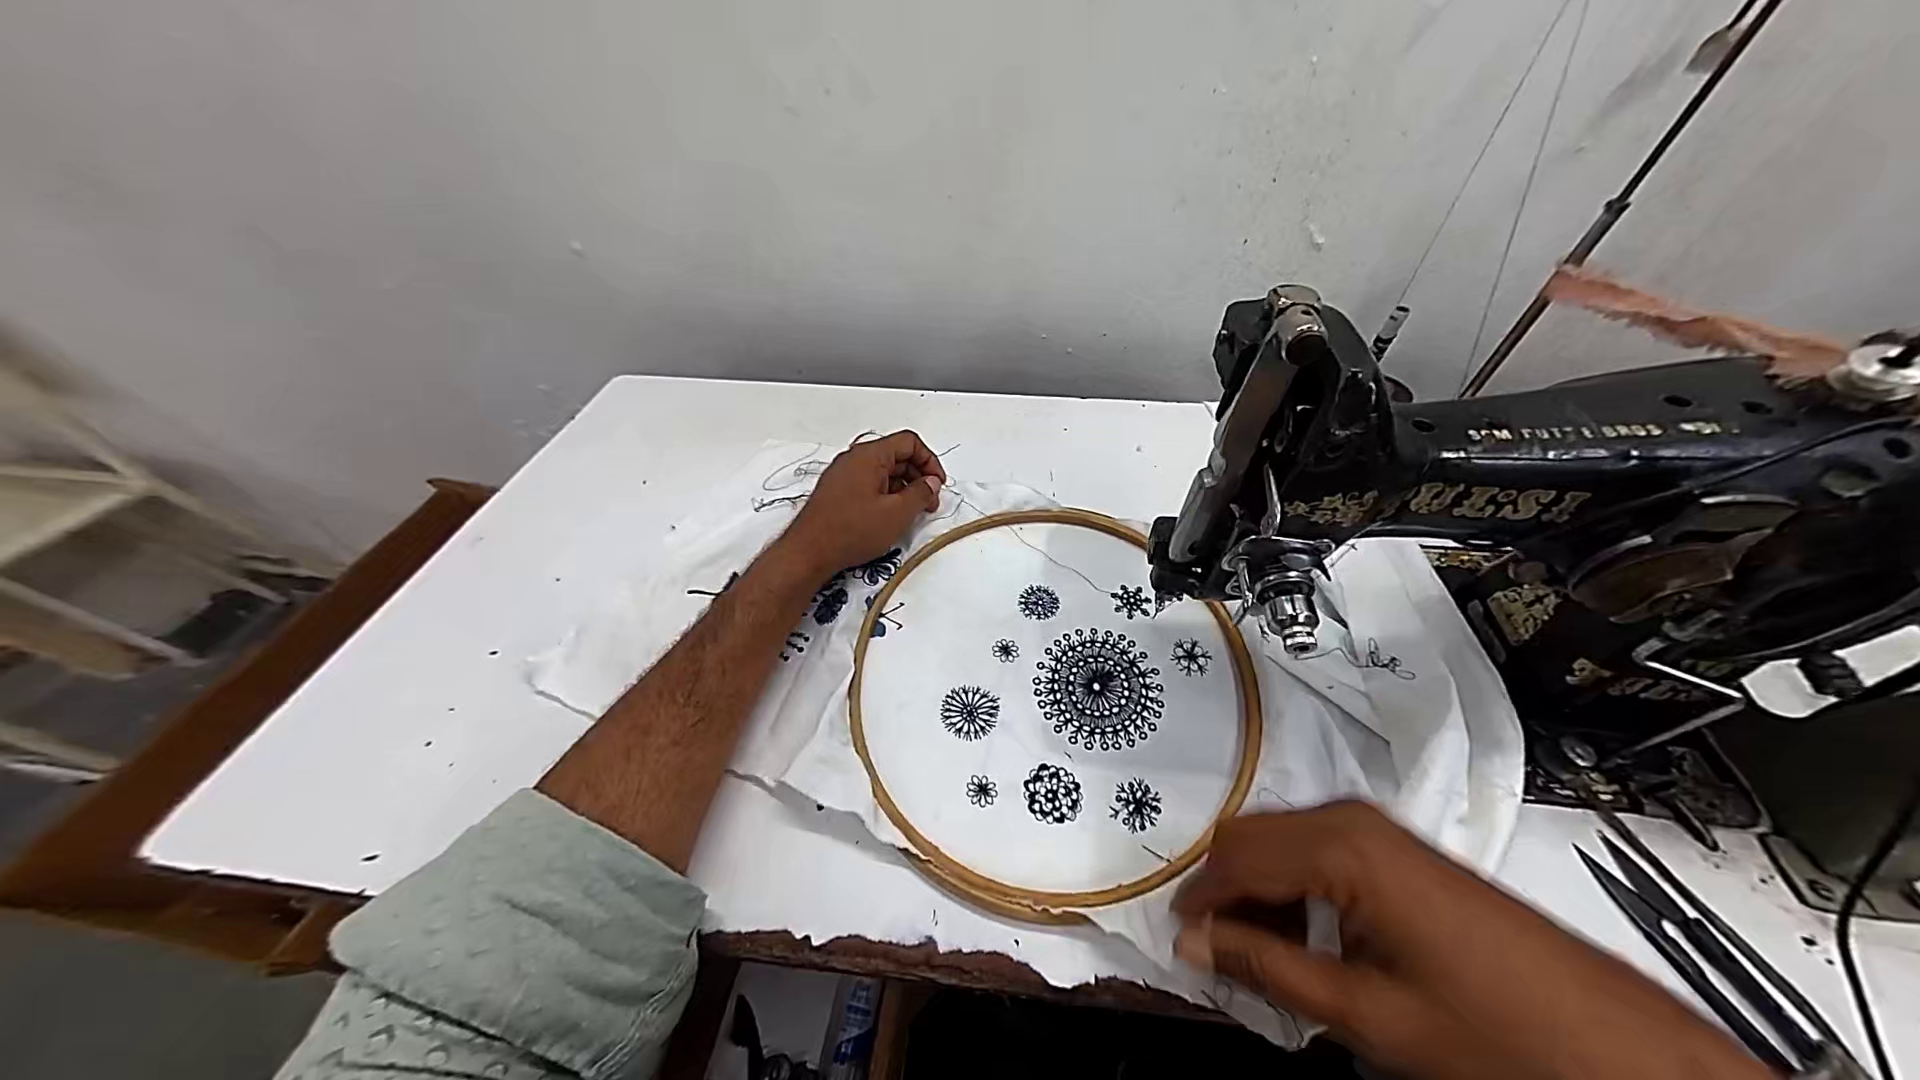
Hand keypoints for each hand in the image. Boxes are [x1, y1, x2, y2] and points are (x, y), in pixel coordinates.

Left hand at [777, 431, 945, 578]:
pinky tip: (890, 517)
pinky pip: (869, 484)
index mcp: (869, 455)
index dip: (929, 462)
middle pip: (897, 456)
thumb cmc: (846, 532)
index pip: (909, 442)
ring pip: (883, 472)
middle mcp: (853, 459)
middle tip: (928, 502)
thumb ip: (920, 493)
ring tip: (910, 514)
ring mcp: (843, 475)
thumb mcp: (897, 513)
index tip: (937, 483)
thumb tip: (930, 483)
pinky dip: (886, 495)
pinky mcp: (838, 491)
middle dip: (918, 477)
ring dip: (903, 488)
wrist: (809, 553)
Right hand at [1173, 802, 1770, 1079]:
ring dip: (1257, 890)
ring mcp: (1374, 828)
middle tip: (1216, 948)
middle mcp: (1351, 819)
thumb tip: (1194, 942)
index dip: (1199, 899)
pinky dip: (1292, 888)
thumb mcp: (1366, 1013)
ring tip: (1262, 954)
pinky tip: (1304, 939)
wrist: (1616, 1046)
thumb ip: (1266, 967)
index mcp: (1341, 848)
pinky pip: (1312, 850)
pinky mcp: (1391, 846)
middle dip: (1224, 889)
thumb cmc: (1495, 1031)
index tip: (1180, 938)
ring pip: (1276, 841)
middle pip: (1249, 837)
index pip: (1235, 858)